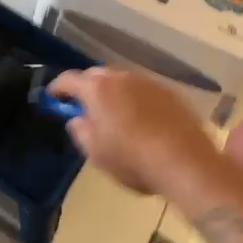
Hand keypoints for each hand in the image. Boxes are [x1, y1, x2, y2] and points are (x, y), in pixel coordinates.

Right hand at [48, 67, 221, 197]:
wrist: (190, 166)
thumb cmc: (135, 161)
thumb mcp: (96, 154)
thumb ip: (80, 131)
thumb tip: (78, 119)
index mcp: (97, 89)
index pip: (68, 79)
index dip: (57, 89)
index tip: (53, 98)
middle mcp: (121, 77)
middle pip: (96, 76)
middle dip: (87, 88)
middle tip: (86, 108)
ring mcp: (148, 83)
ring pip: (122, 81)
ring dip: (114, 93)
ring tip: (117, 115)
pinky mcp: (171, 93)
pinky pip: (144, 91)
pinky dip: (138, 100)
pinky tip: (143, 120)